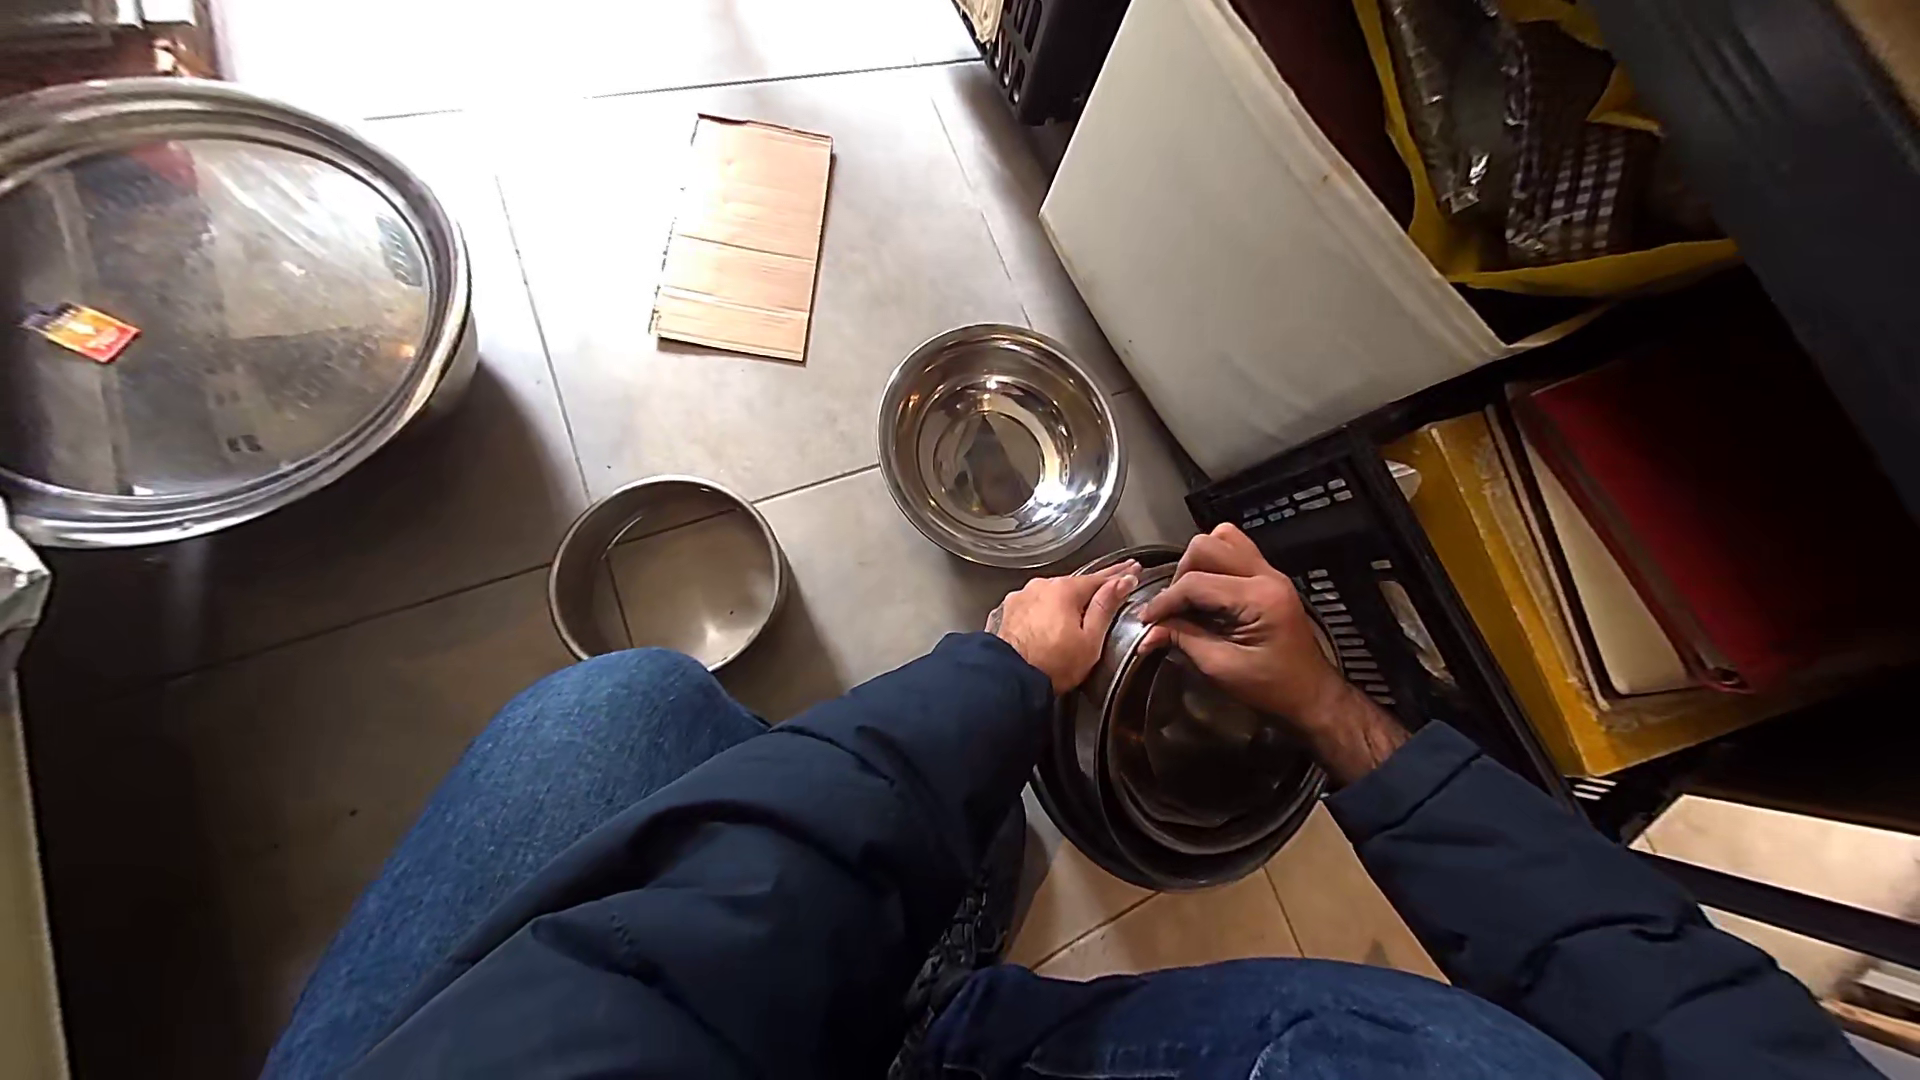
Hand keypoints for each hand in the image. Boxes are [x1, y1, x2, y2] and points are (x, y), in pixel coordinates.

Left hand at [989, 560, 1138, 693]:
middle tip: (1113, 585)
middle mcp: (1040, 586)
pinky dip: (1047, 609)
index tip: (1131, 570)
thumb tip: (1121, 583)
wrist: (1009, 678)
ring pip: (1052, 594)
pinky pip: (1036, 604)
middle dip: (1094, 586)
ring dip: (1068, 599)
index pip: (1099, 578)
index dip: (1119, 575)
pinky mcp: (1010, 611)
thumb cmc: (1051, 665)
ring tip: (1084, 605)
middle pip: (1074, 584)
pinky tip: (1053, 617)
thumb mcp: (1090, 639)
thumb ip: (1105, 607)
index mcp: (1064, 590)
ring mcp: (1023, 597)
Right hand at [1139, 525, 1407, 783]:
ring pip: (1223, 538)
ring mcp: (1270, 573)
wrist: (1311, 695)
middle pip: (1207, 546)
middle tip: (1174, 606)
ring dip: (1198, 561)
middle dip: (1181, 574)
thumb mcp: (1221, 668)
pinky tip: (1208, 590)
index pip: (1195, 582)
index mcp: (1259, 598)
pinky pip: (1235, 550)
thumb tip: (1148, 630)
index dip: (1164, 601)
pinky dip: (1214, 562)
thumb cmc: (1273, 687)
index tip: (1148, 619)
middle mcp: (1267, 576)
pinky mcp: (1268, 577)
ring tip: (1191, 593)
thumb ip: (1182, 639)